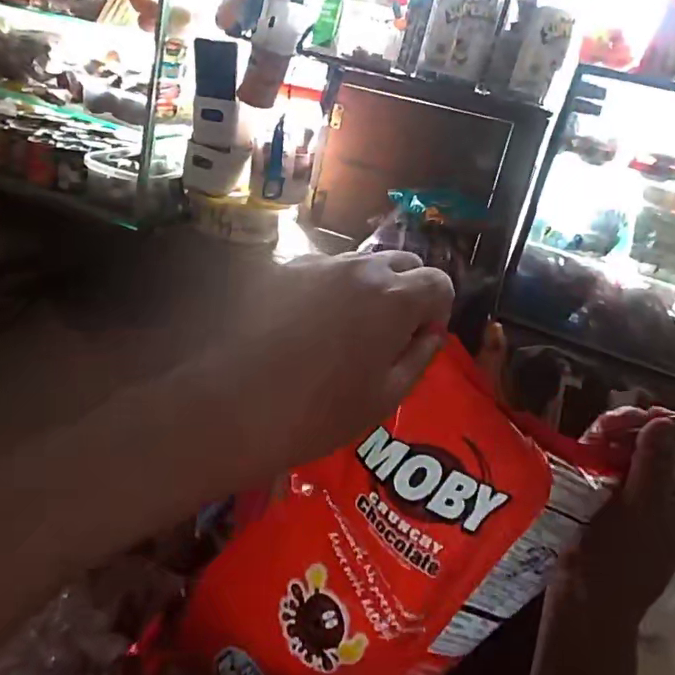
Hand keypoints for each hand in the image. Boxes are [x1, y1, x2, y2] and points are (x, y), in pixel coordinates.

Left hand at [184, 251, 453, 482]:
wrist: (235, 405)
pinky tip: (307, 326)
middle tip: (388, 333)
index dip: (438, 310)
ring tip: (344, 330)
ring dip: (369, 288)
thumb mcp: (385, 396)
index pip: (439, 281)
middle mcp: (360, 268)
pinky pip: (324, 270)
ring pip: (363, 263)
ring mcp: (319, 264)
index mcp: (394, 298)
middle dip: (408, 291)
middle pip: (404, 263)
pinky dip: (331, 289)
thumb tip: (429, 333)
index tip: (418, 338)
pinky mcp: (285, 268)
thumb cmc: (320, 411)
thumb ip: (419, 356)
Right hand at [557, 409, 674, 629]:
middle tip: (614, 422)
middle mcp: (670, 497)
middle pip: (670, 444)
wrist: (584, 601)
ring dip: (620, 431)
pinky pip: (613, 460)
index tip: (651, 416)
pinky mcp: (612, 498)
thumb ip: (654, 465)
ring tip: (596, 432)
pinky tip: (586, 444)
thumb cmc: (617, 558)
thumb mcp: (639, 511)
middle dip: (643, 424)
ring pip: (639, 448)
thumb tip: (662, 421)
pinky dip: (602, 446)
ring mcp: (640, 497)